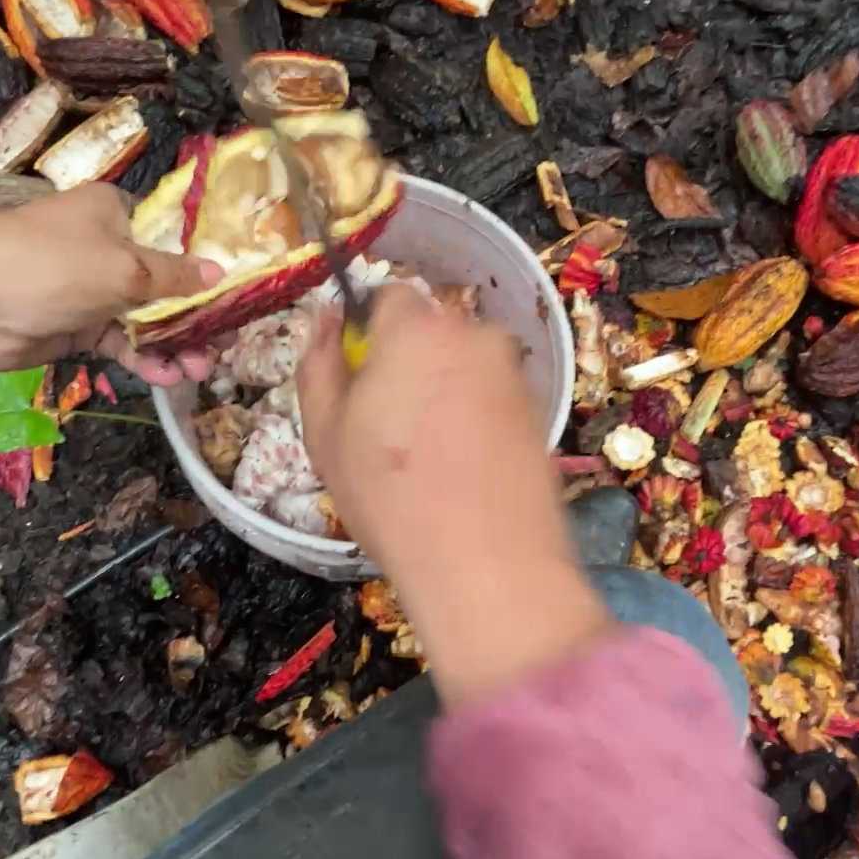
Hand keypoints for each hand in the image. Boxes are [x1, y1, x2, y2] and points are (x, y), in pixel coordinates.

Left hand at [0, 183, 222, 385]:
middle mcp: (105, 245)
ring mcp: (89, 287)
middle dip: (195, 318)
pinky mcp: (76, 324)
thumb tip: (223, 275)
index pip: (173, 237)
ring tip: (199, 371)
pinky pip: (121, 340)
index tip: (234, 298)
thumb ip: (177, 277)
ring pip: (146, 317)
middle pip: (166, 283)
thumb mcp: (125, 268)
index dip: (206, 268)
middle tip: (224, 346)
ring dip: (174, 344)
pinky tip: (166, 376)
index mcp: (114, 212)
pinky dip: (144, 357)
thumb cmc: (53, 266)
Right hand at [297, 286, 612, 706]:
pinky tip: (468, 461)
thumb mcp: (326, 434)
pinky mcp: (539, 407)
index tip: (362, 376)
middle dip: (409, 358)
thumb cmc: (391, 498)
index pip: (389, 295)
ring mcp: (513, 371)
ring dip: (445, 384)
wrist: (489, 564)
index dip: (370, 330)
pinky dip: (477, 410)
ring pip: (465, 360)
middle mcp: (473, 335)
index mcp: (416, 329)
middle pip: (431, 328)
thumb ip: (319, 363)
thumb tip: (327, 318)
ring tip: (433, 449)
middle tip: (392, 421)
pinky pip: (494, 391)